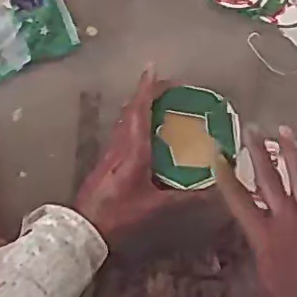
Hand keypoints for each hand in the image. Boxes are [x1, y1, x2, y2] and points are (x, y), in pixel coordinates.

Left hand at [73, 68, 176, 243]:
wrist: (83, 227)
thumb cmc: (119, 214)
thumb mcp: (154, 205)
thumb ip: (184, 197)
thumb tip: (212, 191)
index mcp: (133, 149)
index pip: (140, 110)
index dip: (147, 88)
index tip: (154, 69)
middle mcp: (120, 143)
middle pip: (132, 109)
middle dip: (148, 92)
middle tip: (168, 85)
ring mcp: (111, 149)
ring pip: (125, 118)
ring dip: (140, 104)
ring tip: (159, 99)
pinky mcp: (107, 158)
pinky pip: (123, 129)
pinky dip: (135, 118)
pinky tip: (145, 126)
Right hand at [214, 127, 296, 296]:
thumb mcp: (255, 277)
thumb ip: (250, 247)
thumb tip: (245, 227)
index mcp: (264, 236)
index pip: (239, 199)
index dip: (226, 176)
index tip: (218, 154)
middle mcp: (287, 221)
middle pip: (270, 179)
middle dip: (259, 151)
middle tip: (251, 128)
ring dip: (293, 152)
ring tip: (284, 130)